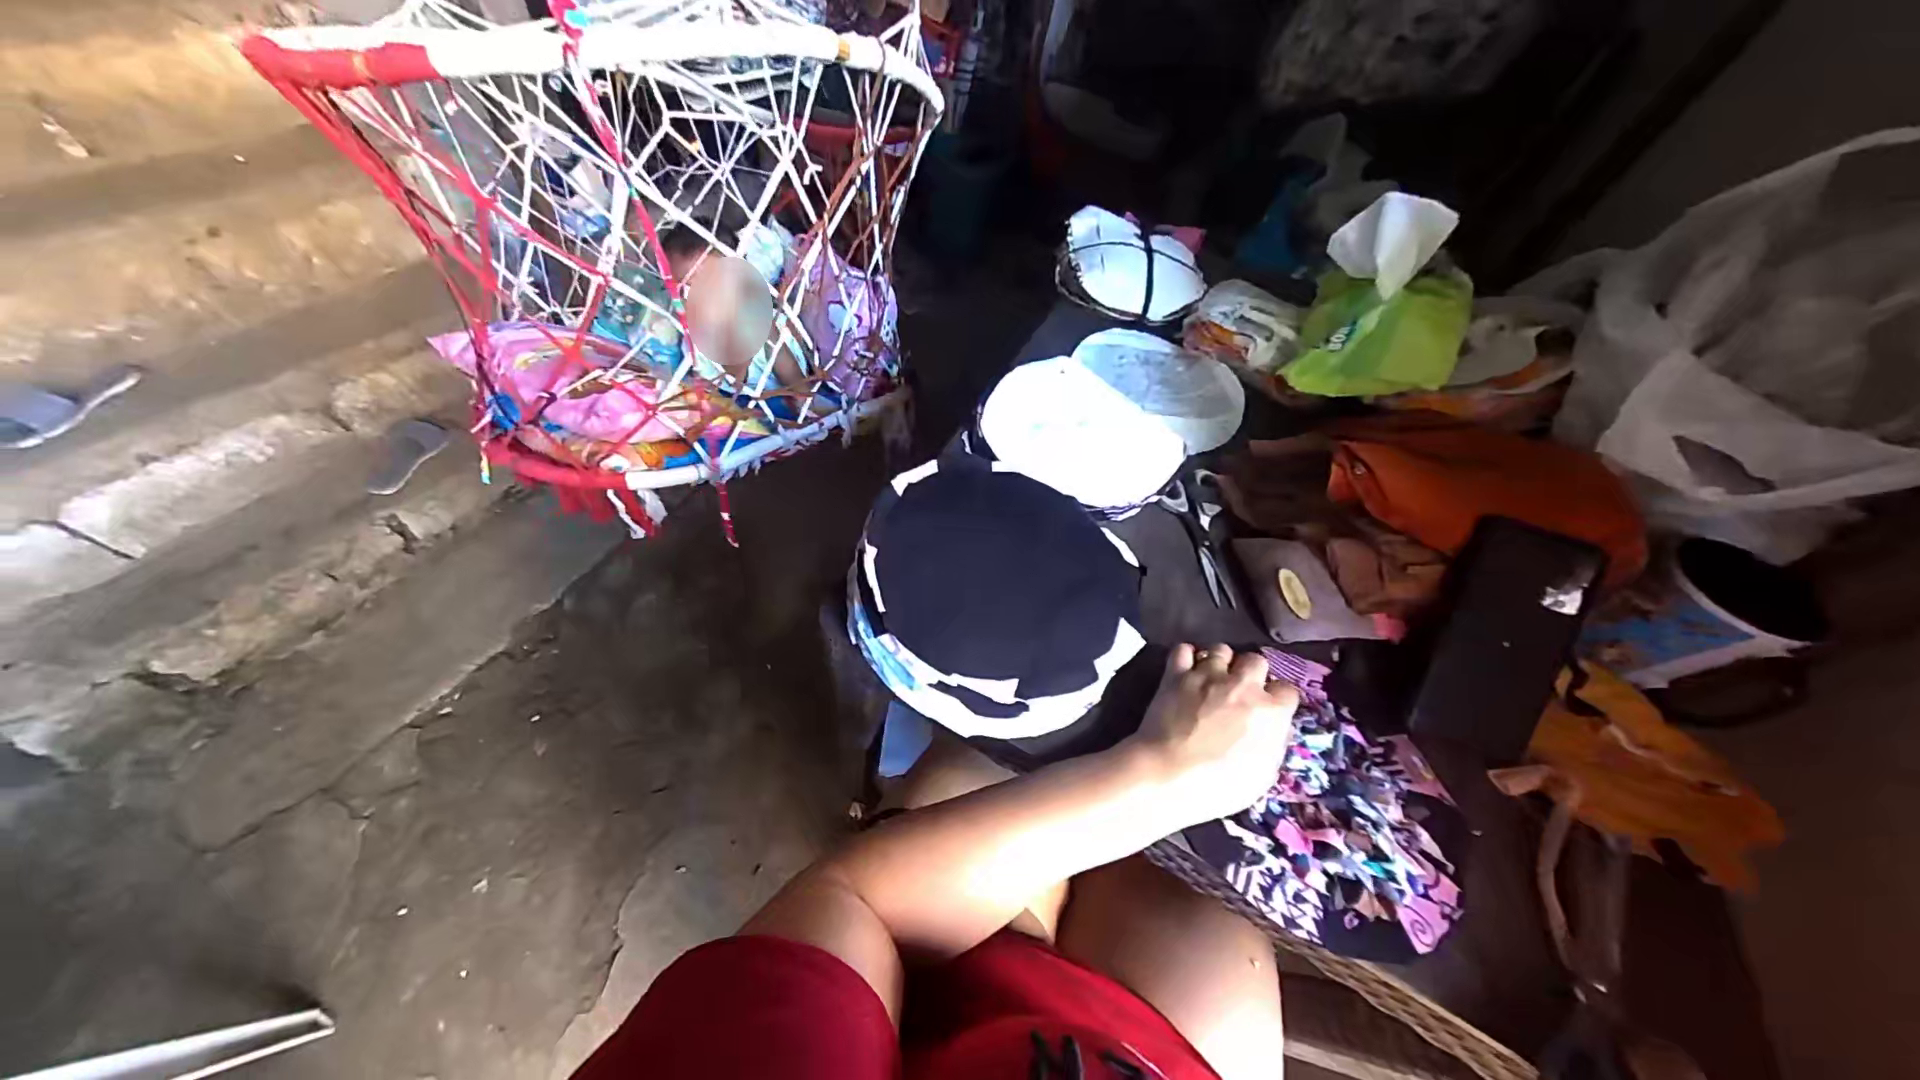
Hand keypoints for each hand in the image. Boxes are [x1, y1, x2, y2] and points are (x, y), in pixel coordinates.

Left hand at [1127, 644, 1299, 826]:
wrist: (1169, 774)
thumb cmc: (1220, 786)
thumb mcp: (1263, 774)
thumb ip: (1272, 742)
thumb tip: (1272, 729)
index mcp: (1271, 711)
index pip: (1287, 691)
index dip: (1277, 699)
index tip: (1268, 708)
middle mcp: (1242, 685)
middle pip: (1256, 661)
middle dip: (1251, 672)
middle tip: (1239, 689)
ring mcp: (1208, 675)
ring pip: (1221, 649)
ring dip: (1220, 661)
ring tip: (1212, 676)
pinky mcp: (1176, 674)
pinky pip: (1183, 650)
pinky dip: (1185, 656)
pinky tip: (1185, 668)